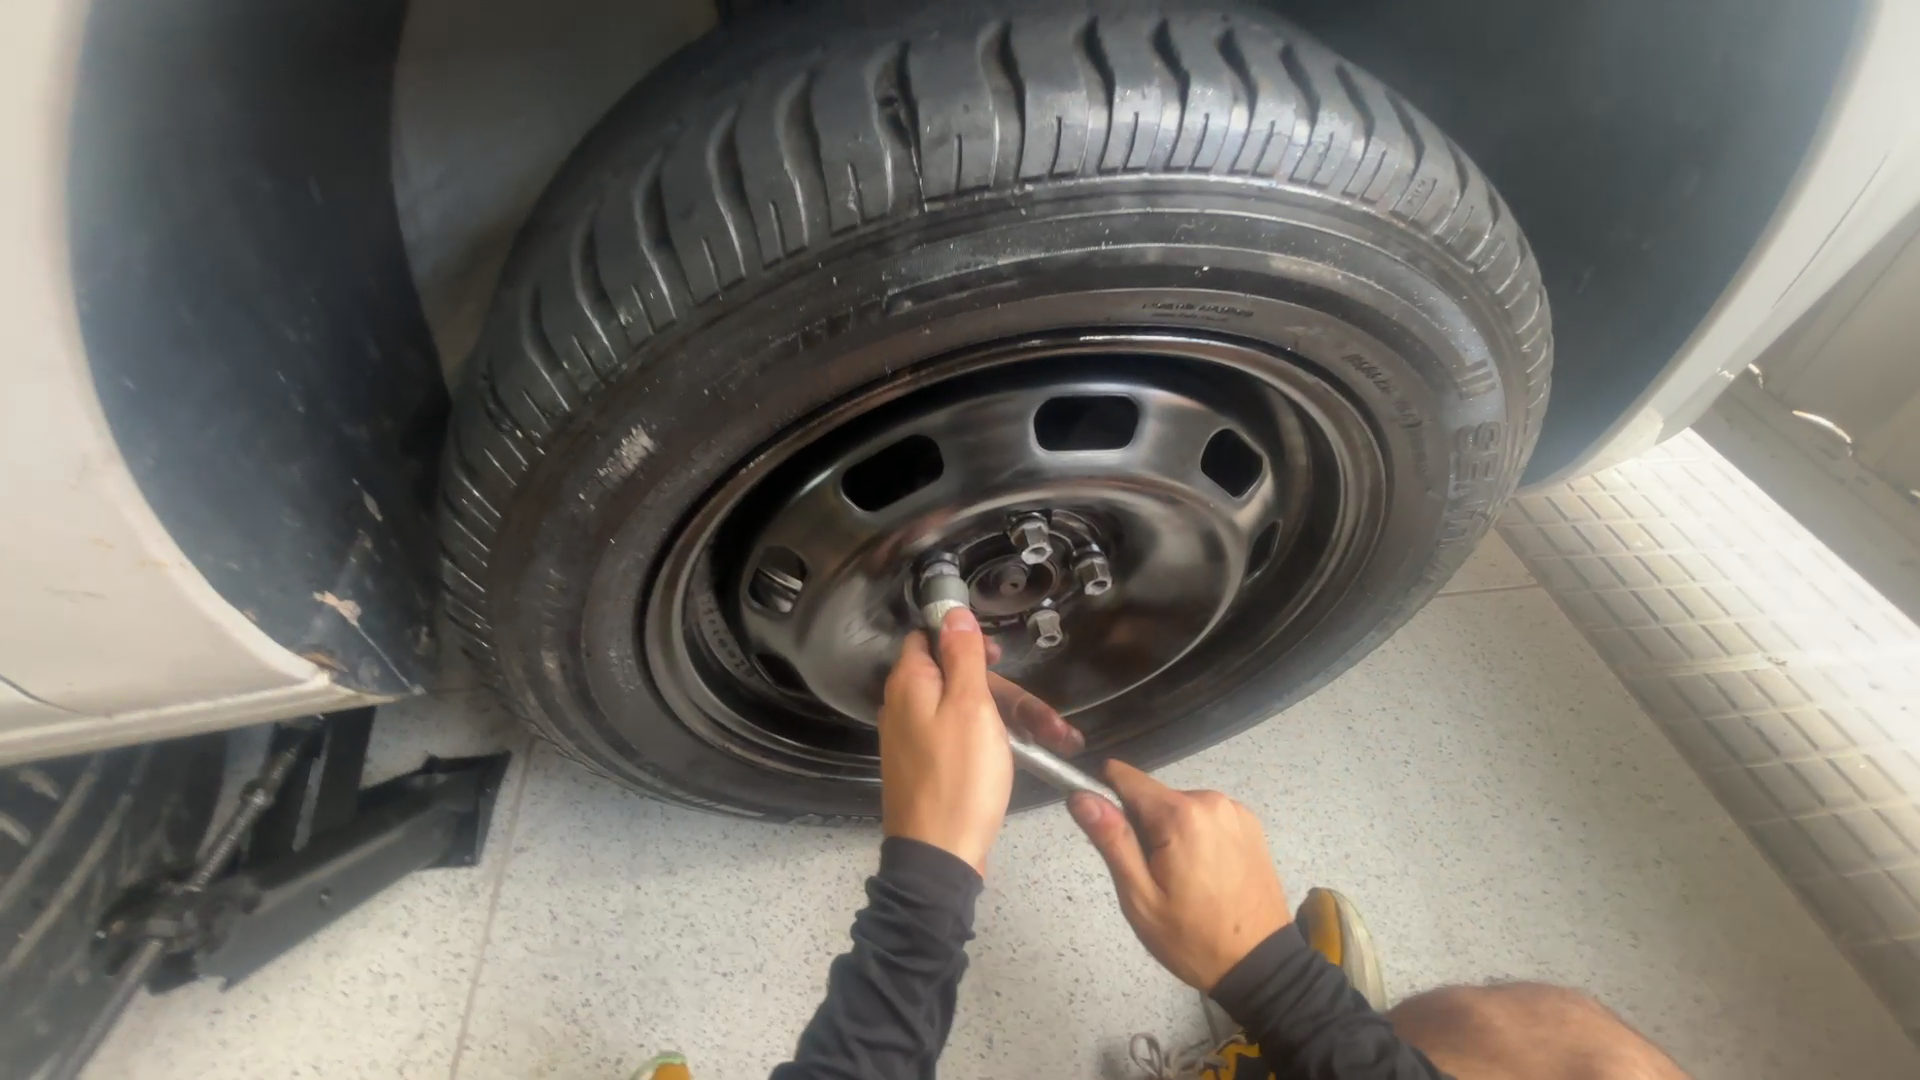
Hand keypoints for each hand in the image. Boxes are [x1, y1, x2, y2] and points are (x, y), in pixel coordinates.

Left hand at [879, 609, 1084, 872]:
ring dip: (1012, 719)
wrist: (939, 856)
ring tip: (1057, 739)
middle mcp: (905, 705)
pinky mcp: (929, 765)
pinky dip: (994, 740)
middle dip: (1007, 691)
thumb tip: (953, 613)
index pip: (930, 638)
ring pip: (968, 711)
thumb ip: (964, 656)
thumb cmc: (959, 776)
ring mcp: (916, 738)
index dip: (965, 639)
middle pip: (958, 677)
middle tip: (1044, 715)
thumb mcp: (970, 706)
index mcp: (910, 683)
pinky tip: (1028, 754)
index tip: (999, 656)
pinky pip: (962, 738)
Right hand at [1068, 761, 1291, 989]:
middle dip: (1143, 827)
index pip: (1125, 777)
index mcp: (1180, 815)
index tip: (1108, 832)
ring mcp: (1234, 810)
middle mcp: (1210, 800)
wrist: (1262, 968)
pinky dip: (1196, 836)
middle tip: (1152, 875)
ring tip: (1181, 879)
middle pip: (1153, 797)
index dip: (1106, 797)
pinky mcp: (1250, 823)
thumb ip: (1111, 839)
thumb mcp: (1140, 897)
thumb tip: (1080, 796)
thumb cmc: (1193, 938)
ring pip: (1178, 807)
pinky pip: (1204, 816)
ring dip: (1170, 832)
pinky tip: (1206, 873)